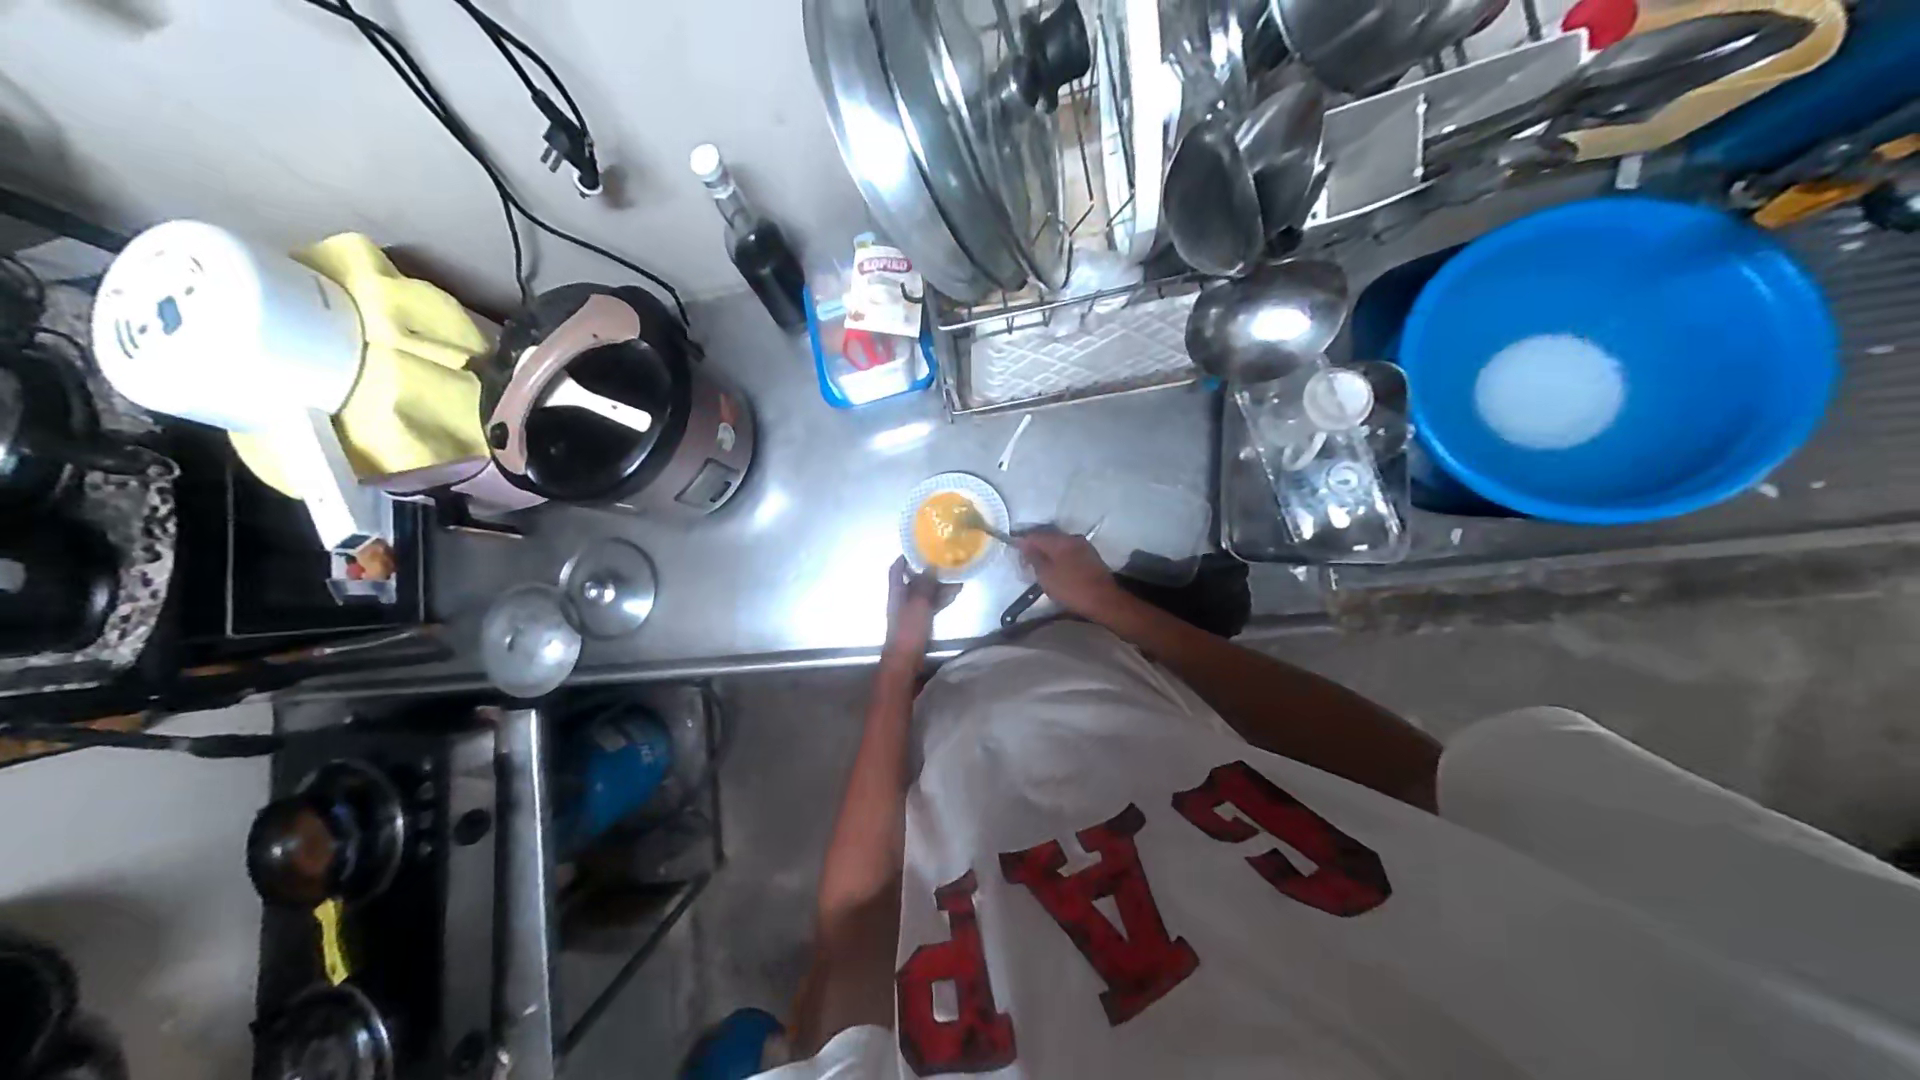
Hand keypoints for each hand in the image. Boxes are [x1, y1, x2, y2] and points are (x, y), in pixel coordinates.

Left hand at [885, 557, 960, 659]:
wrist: (906, 659)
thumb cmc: (909, 630)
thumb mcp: (918, 604)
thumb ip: (924, 585)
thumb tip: (930, 566)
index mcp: (896, 592)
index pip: (897, 569)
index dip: (905, 558)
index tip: (918, 548)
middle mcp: (902, 599)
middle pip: (914, 580)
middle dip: (929, 571)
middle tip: (944, 562)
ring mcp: (911, 611)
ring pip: (925, 593)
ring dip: (939, 585)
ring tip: (955, 577)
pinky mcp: (919, 622)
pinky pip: (931, 605)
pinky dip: (941, 599)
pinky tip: (954, 595)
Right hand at [1015, 529, 1129, 621]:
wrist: (1104, 600)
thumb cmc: (1071, 589)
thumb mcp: (1046, 576)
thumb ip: (1034, 557)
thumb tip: (1024, 544)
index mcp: (1059, 541)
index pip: (1034, 535)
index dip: (1022, 543)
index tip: (1016, 555)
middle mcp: (1072, 538)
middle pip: (1048, 537)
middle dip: (1035, 547)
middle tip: (1027, 563)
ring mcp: (1084, 546)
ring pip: (1059, 544)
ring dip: (1048, 552)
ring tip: (1041, 567)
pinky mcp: (1091, 556)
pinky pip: (1069, 551)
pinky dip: (1060, 557)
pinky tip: (1057, 569)